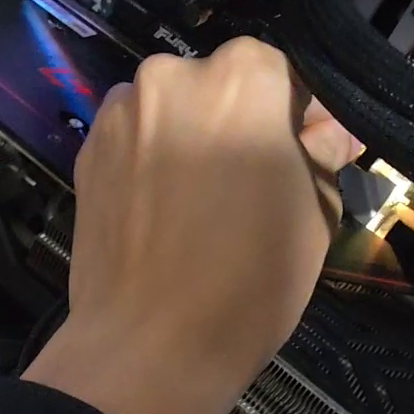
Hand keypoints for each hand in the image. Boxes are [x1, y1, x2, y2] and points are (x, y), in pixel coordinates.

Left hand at [23, 37, 362, 413]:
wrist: (150, 344)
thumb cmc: (249, 280)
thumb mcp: (315, 214)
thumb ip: (322, 153)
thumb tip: (329, 130)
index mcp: (240, 80)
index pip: (278, 69)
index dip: (292, 111)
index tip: (298, 151)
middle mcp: (170, 78)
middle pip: (215, 83)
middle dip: (236, 118)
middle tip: (247, 178)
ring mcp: (118, 115)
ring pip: (168, 108)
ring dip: (186, 134)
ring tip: (197, 199)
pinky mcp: (85, 153)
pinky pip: (131, 138)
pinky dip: (148, 158)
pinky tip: (160, 209)